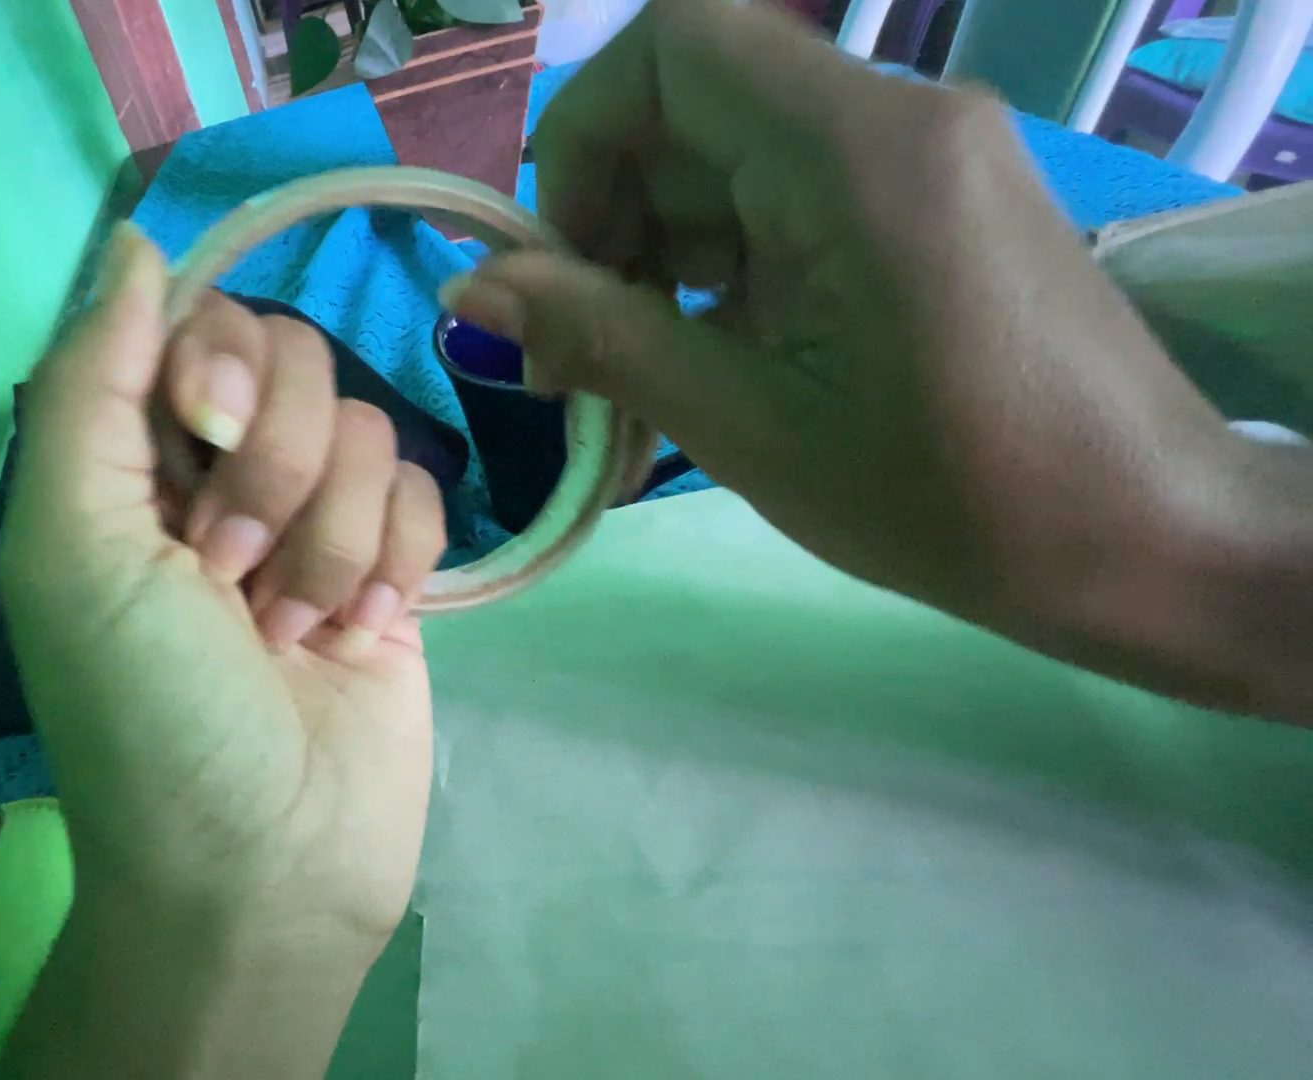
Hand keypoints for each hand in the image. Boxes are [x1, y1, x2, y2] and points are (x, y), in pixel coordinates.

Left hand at [0, 224, 444, 1075]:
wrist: (265, 865)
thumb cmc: (150, 715)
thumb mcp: (74, 548)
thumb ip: (89, 385)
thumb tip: (135, 240)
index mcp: (140, 458)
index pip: (204, 322)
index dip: (221, 361)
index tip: (208, 439)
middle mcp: (229, 474)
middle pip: (300, 363)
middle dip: (276, 470)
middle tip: (235, 572)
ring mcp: (320, 519)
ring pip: (367, 431)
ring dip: (330, 538)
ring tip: (293, 630)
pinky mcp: (394, 565)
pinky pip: (420, 494)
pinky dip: (393, 559)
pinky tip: (361, 632)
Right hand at [444, 0, 1309, 716]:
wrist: (1135, 541)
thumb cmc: (940, 497)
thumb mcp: (740, 423)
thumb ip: (598, 338)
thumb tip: (466, 292)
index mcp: (855, 153)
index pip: (672, 48)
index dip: (580, 140)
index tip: (557, 267)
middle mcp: (883, 126)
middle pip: (681, 122)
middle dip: (598, 233)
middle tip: (564, 362)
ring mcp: (896, 172)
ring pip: (712, 182)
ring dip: (640, 277)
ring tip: (615, 391)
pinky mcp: (899, 221)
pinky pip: (761, 224)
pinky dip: (697, 292)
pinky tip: (679, 377)